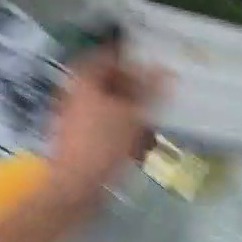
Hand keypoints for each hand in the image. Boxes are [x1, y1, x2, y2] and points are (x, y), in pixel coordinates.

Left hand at [47, 47, 163, 203]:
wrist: (75, 186)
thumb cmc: (102, 143)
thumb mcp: (131, 114)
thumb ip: (150, 90)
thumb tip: (165, 69)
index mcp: (84, 79)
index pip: (110, 54)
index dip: (134, 58)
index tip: (156, 64)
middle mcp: (76, 94)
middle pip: (112, 84)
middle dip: (137, 92)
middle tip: (159, 96)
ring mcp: (76, 119)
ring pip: (112, 109)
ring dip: (134, 116)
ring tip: (153, 127)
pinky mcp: (81, 142)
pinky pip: (108, 131)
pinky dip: (125, 135)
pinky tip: (140, 148)